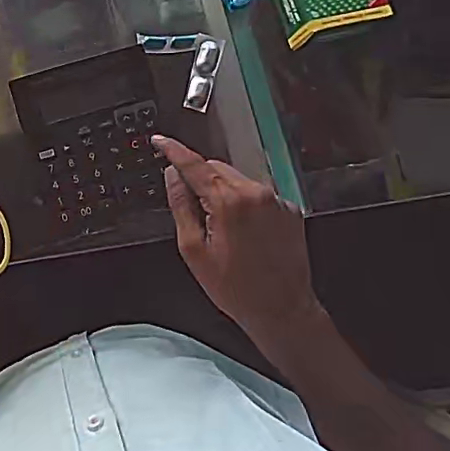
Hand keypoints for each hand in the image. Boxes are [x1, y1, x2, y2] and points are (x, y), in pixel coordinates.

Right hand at [153, 135, 318, 338]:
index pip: (194, 164)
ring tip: (226, 233)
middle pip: (216, 169)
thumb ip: (181, 206)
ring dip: (224, 194)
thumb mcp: (194, 250)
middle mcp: (255, 193)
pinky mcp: (289, 209)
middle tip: (197, 216)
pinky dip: (246, 205)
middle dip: (200, 182)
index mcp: (228, 201)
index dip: (173, 150)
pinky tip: (246, 235)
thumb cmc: (237, 288)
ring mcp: (275, 200)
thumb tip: (173, 176)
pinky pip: (258, 195)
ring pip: (237, 180)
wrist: (281, 309)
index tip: (160, 141)